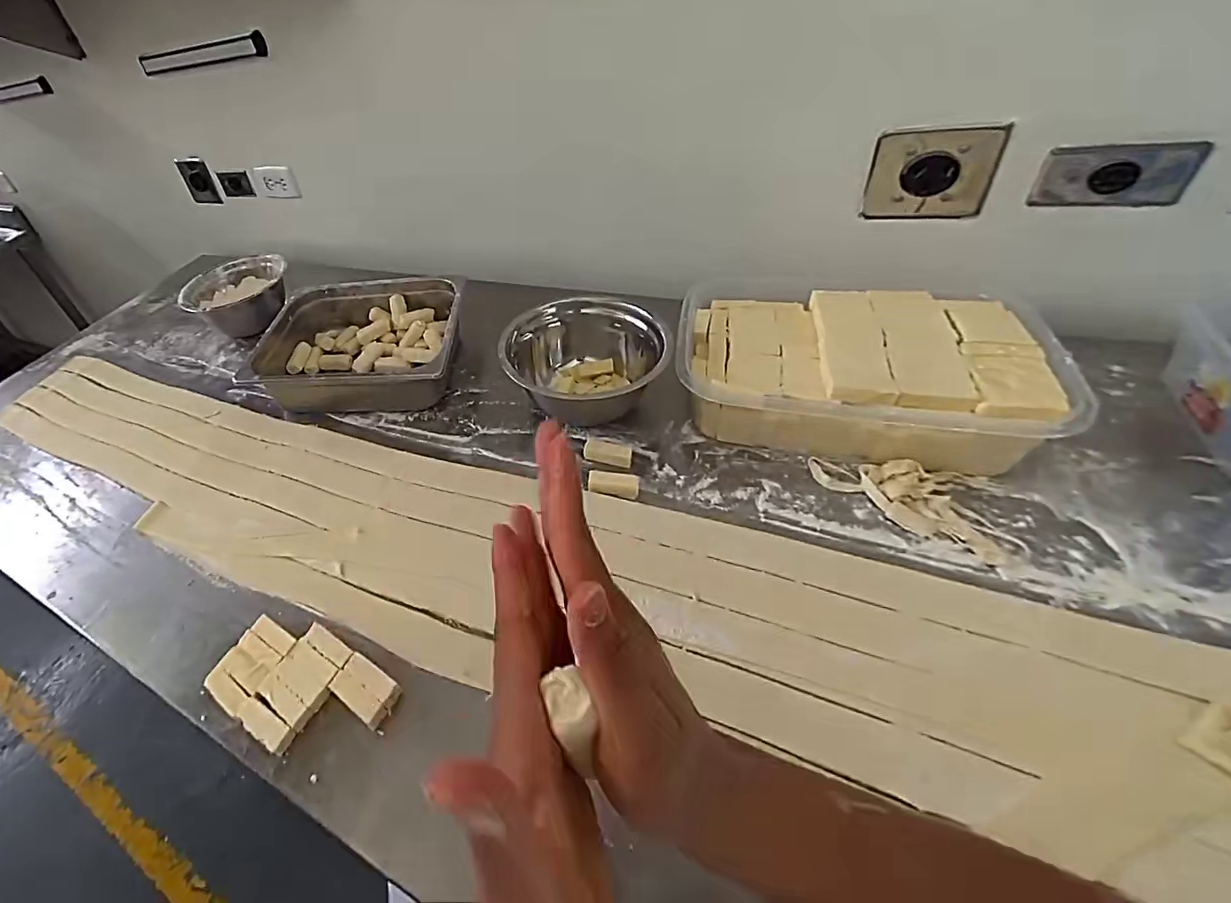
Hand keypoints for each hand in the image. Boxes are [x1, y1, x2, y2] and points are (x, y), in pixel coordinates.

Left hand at [425, 503, 610, 902]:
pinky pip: (552, 669)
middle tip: (518, 514)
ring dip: (534, 591)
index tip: (507, 526)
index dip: (511, 583)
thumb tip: (440, 779)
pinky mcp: (552, 744)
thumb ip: (486, 811)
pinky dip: (556, 632)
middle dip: (518, 569)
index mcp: (515, 725)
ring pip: (533, 643)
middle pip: (518, 628)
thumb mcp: (521, 850)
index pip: (513, 638)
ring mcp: (532, 727)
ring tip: (537, 549)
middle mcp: (516, 715)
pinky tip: (563, 623)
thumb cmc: (540, 882)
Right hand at [532, 419, 719, 844]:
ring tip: (532, 481)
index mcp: (604, 620)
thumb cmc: (661, 768)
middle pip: (573, 538)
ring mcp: (601, 624)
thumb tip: (583, 591)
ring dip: (552, 512)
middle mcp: (602, 610)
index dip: (560, 493)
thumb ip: (607, 661)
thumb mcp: (632, 725)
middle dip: (558, 484)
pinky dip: (549, 552)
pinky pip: (564, 583)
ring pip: (568, 557)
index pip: (575, 546)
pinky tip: (538, 547)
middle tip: (545, 436)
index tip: (552, 443)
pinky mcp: (595, 641)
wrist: (698, 793)